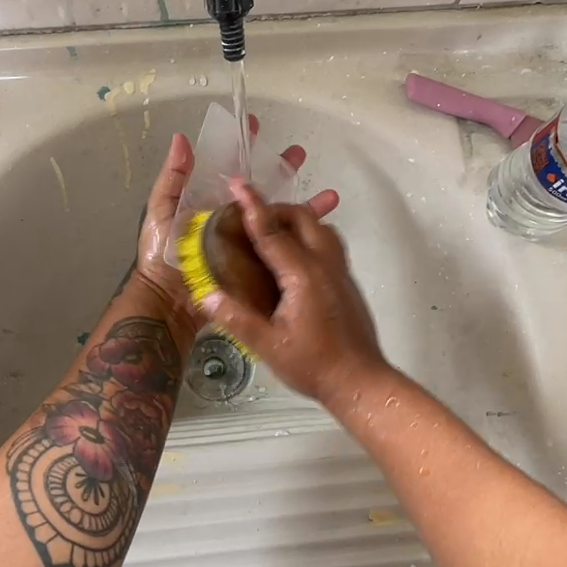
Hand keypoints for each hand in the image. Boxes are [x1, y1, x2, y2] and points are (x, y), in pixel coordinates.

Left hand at [131, 119, 337, 341]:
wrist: (169, 303)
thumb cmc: (163, 256)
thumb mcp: (162, 211)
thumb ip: (173, 178)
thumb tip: (183, 139)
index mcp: (210, 204)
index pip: (231, 169)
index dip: (243, 148)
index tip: (256, 126)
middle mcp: (231, 220)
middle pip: (261, 191)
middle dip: (281, 170)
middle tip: (300, 154)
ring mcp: (246, 244)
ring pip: (278, 219)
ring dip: (303, 206)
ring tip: (329, 196)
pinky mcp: (257, 267)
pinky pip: (282, 250)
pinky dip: (303, 241)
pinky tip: (322, 232)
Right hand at [199, 180, 387, 405]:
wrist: (360, 382)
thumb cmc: (314, 366)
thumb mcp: (267, 345)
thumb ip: (236, 318)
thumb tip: (205, 296)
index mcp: (303, 276)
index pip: (272, 232)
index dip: (252, 206)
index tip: (237, 184)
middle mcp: (326, 266)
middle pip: (303, 218)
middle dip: (277, 209)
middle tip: (251, 218)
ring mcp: (340, 273)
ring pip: (322, 229)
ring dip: (297, 222)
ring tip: (272, 235)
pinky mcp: (346, 284)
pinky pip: (329, 246)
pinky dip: (309, 238)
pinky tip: (294, 260)